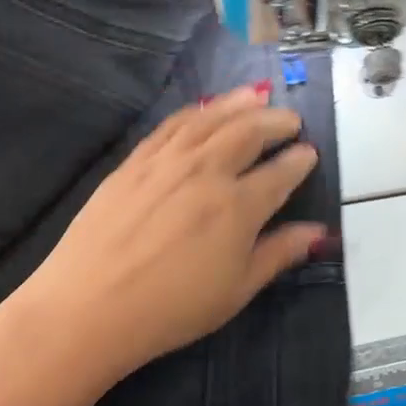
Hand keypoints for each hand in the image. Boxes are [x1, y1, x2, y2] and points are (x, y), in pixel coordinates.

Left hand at [9, 84, 325, 377]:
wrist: (88, 308)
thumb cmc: (172, 308)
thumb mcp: (237, 290)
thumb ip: (279, 253)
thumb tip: (318, 233)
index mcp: (238, 206)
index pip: (280, 173)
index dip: (300, 161)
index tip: (310, 154)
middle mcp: (206, 172)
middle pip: (248, 132)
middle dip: (276, 122)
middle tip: (291, 120)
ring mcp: (166, 162)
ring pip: (210, 119)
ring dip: (239, 104)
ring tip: (258, 97)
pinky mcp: (134, 163)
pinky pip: (171, 125)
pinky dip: (195, 111)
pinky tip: (204, 109)